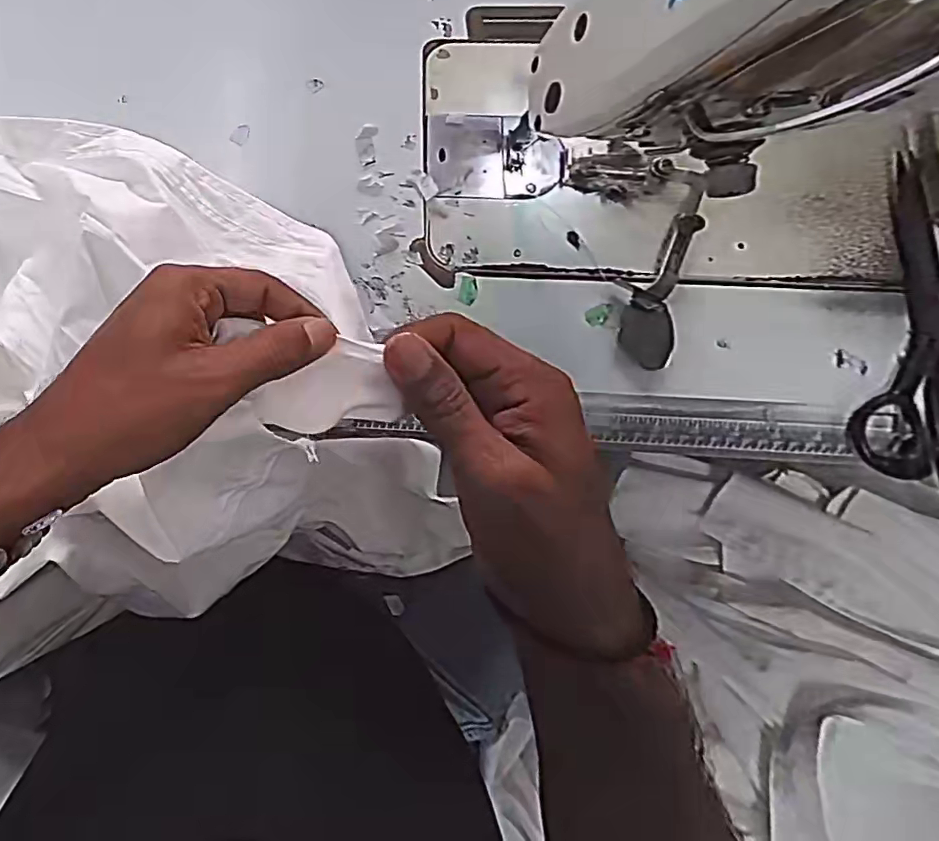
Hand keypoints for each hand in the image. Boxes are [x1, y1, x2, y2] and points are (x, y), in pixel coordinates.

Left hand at [0, 265, 337, 545]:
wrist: (61, 450)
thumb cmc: (128, 412)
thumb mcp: (215, 380)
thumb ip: (273, 351)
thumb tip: (318, 330)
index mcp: (182, 285)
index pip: (260, 285)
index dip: (300, 312)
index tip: (326, 343)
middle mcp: (165, 292)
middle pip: (241, 300)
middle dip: (277, 330)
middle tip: (307, 363)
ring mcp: (153, 319)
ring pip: (222, 324)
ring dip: (252, 347)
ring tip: (276, 379)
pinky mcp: (146, 346)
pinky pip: (201, 341)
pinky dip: (225, 359)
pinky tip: (235, 385)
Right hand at [383, 314, 646, 658]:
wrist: (565, 605)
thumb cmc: (543, 545)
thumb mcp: (488, 470)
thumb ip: (446, 404)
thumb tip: (405, 348)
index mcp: (533, 385)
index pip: (459, 333)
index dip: (413, 344)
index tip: (376, 372)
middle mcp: (522, 389)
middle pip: (451, 349)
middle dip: (409, 363)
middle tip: (373, 393)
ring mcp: (506, 413)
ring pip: (446, 375)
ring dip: (412, 385)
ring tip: (383, 408)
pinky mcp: (490, 435)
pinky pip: (450, 402)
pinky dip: (421, 406)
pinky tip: (403, 422)